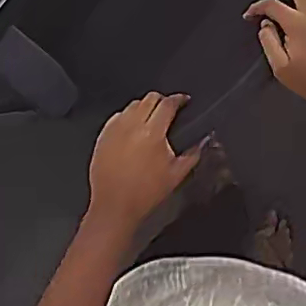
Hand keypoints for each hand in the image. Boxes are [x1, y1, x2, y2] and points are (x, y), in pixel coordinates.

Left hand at [86, 93, 202, 233]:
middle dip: (162, 100)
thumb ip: (193, 154)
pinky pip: (116, 117)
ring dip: (144, 107)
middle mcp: (132, 126)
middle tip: (168, 109)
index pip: (168, 103)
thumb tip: (203, 140)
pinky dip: (127, 117)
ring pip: (132, 105)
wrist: (115, 207)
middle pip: (149, 98)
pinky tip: (132, 129)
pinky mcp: (103, 137)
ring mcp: (115, 130)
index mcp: (153, 132)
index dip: (179, 98)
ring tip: (150, 118)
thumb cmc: (146, 193)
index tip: (184, 100)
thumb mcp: (177, 174)